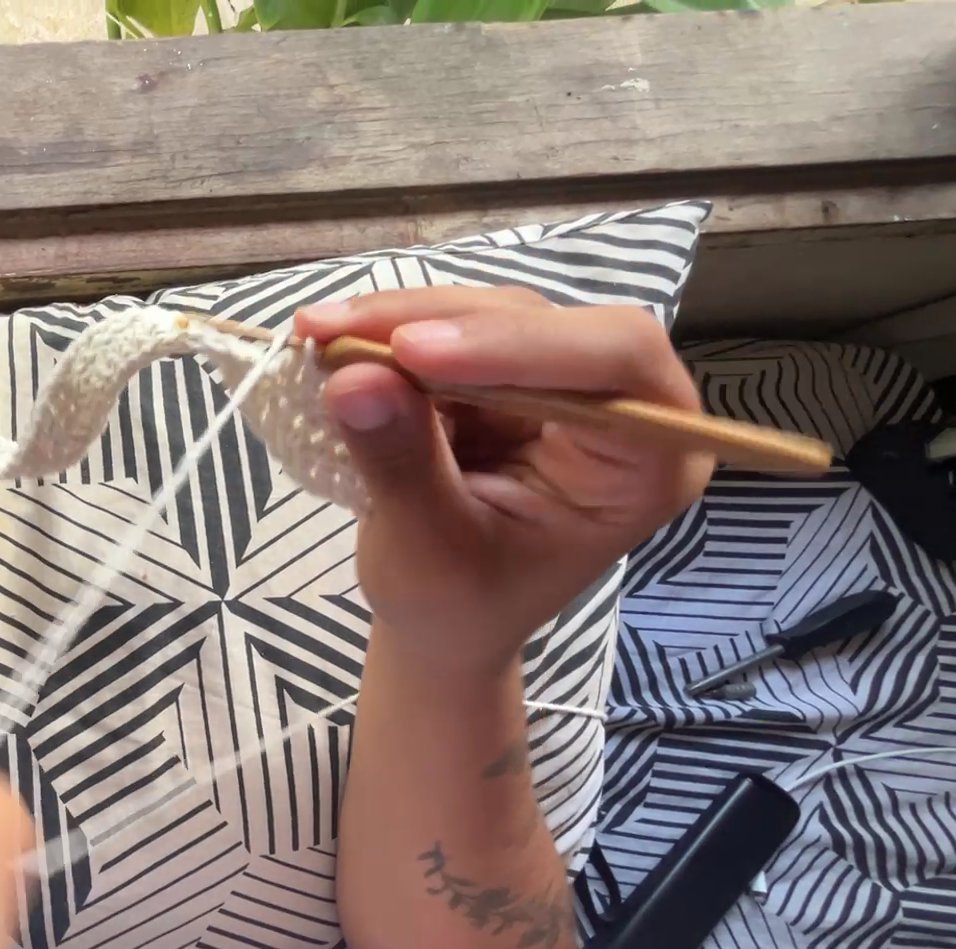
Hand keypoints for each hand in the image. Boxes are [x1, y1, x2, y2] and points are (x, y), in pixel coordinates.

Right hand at [299, 287, 712, 669]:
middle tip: (329, 329)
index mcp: (640, 463)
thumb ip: (398, 462)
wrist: (440, 623)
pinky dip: (381, 339)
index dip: (511, 345)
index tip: (406, 351)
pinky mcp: (495, 386)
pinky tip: (331, 343)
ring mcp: (549, 390)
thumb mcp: (426, 548)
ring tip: (316, 333)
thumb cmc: (452, 607)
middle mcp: (612, 408)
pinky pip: (441, 339)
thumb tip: (348, 378)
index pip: (611, 364)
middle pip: (537, 324)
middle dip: (429, 323)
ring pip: (482, 319)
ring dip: (393, 322)